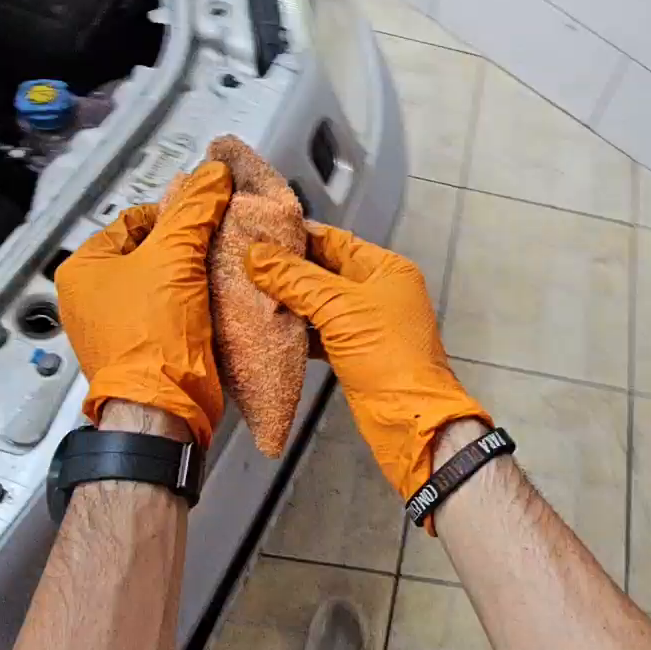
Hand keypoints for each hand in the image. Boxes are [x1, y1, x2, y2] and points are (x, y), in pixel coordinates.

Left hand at [56, 161, 232, 446]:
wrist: (165, 405)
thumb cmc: (151, 338)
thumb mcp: (175, 257)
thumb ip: (195, 211)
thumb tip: (214, 175)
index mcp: (83, 270)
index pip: (135, 219)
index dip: (174, 214)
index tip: (205, 217)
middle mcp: (94, 297)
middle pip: (153, 250)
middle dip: (188, 246)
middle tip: (216, 242)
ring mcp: (120, 325)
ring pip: (167, 281)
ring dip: (196, 274)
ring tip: (221, 269)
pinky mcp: (148, 346)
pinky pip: (176, 309)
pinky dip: (198, 301)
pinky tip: (219, 297)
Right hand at [246, 223, 490, 502]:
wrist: (408, 418)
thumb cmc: (388, 355)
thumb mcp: (339, 308)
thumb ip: (296, 279)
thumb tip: (256, 255)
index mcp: (386, 269)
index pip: (335, 240)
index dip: (297, 234)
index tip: (258, 231)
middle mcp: (379, 290)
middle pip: (325, 269)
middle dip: (286, 267)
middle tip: (242, 260)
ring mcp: (367, 321)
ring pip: (319, 300)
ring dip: (288, 297)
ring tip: (246, 288)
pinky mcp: (354, 349)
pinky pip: (319, 329)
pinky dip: (296, 327)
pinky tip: (267, 324)